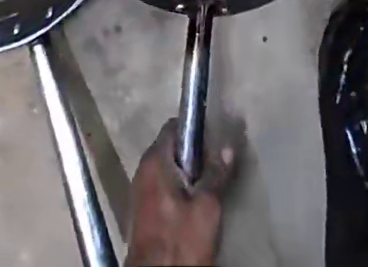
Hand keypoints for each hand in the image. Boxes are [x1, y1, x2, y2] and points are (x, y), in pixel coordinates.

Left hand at [127, 119, 239, 265]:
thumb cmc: (181, 240)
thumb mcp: (207, 208)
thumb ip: (216, 175)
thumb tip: (227, 146)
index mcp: (154, 160)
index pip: (174, 126)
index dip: (195, 128)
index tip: (216, 135)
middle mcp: (143, 168)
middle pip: (171, 147)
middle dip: (194, 152)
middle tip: (218, 162)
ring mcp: (140, 188)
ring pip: (168, 167)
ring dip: (188, 171)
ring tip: (211, 181)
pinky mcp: (143, 207)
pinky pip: (163, 184)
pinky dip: (179, 186)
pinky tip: (195, 200)